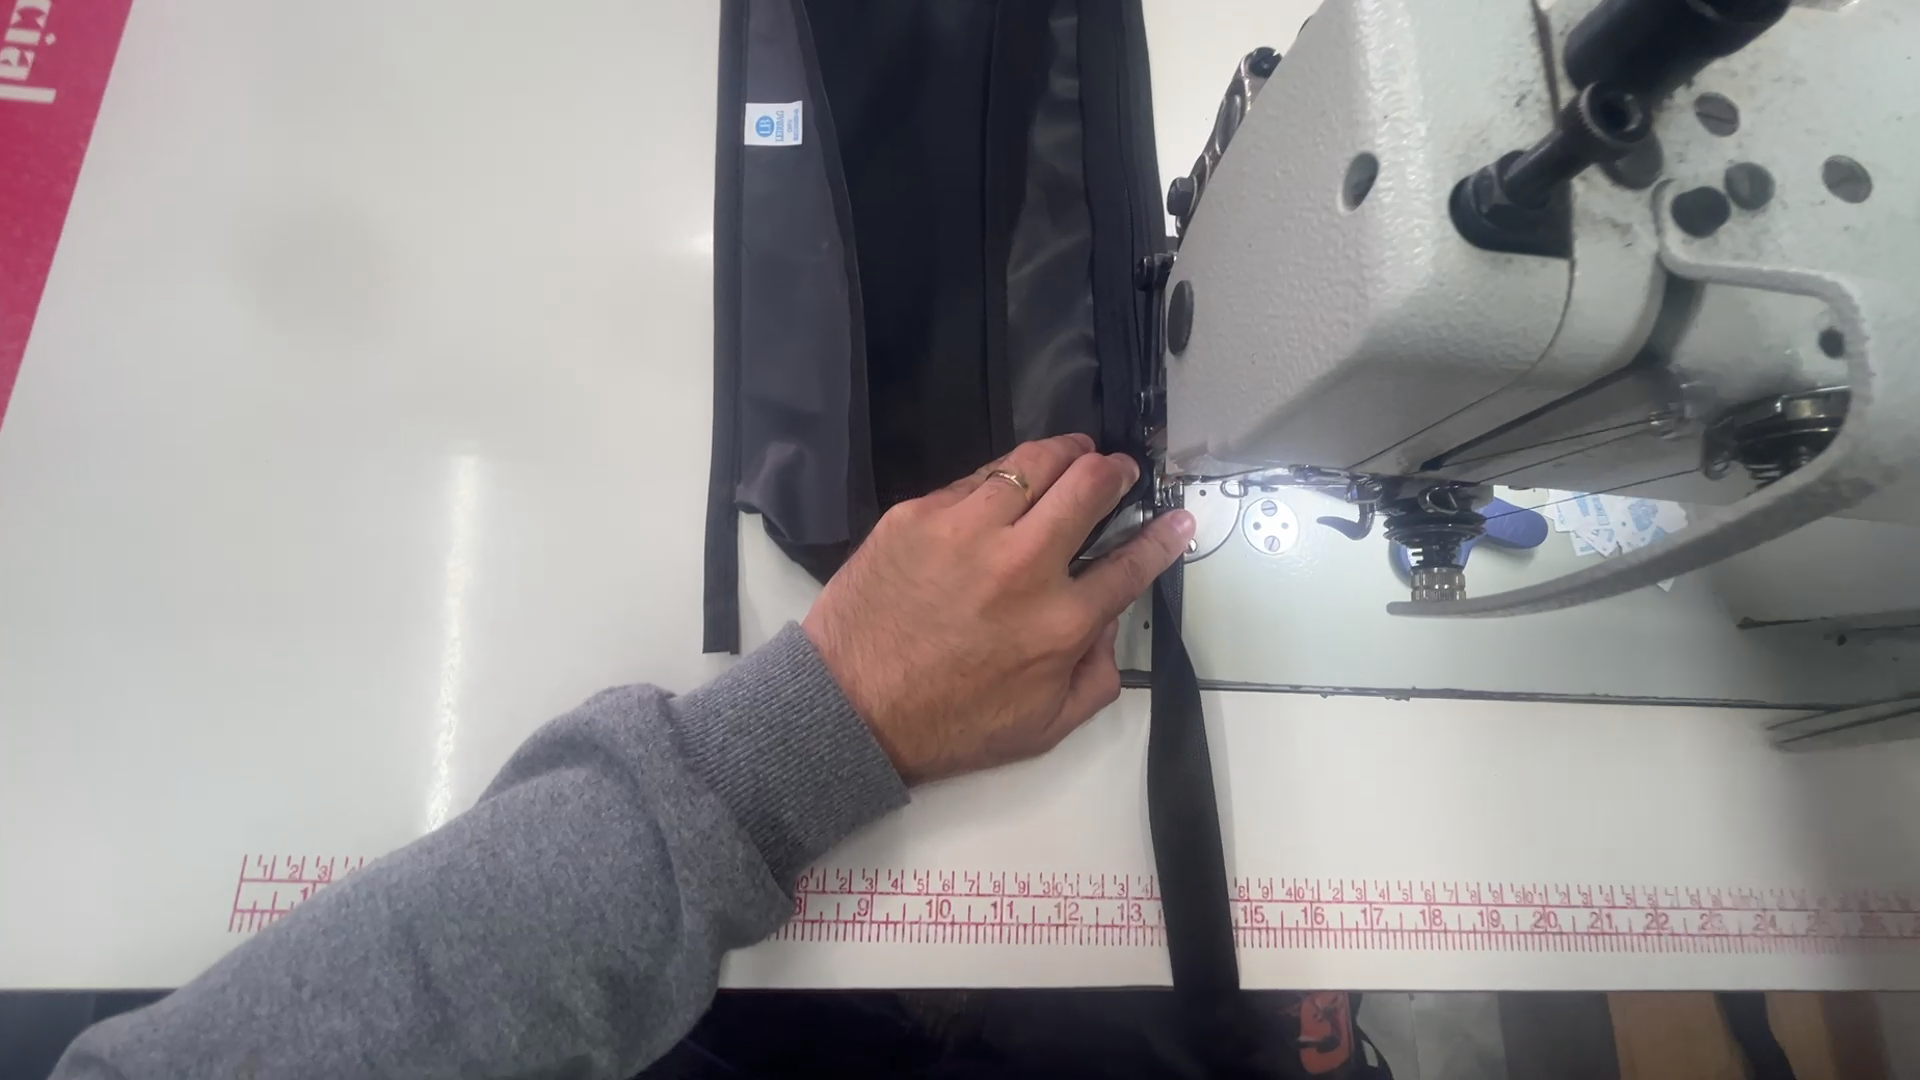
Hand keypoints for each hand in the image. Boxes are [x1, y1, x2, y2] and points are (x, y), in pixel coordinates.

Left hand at [802, 435, 1195, 783]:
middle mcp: (1022, 564)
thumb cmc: (948, 723)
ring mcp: (967, 530)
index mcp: (1060, 621)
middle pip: (1088, 487)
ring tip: (1073, 452)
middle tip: (1116, 469)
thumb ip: (1097, 677)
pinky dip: (1002, 477)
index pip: (1130, 563)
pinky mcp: (919, 514)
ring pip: (1033, 462)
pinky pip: (975, 478)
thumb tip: (1109, 625)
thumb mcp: (1044, 726)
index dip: (1162, 536)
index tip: (1174, 518)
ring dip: (1064, 453)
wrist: (851, 707)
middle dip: (1114, 470)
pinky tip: (1004, 485)